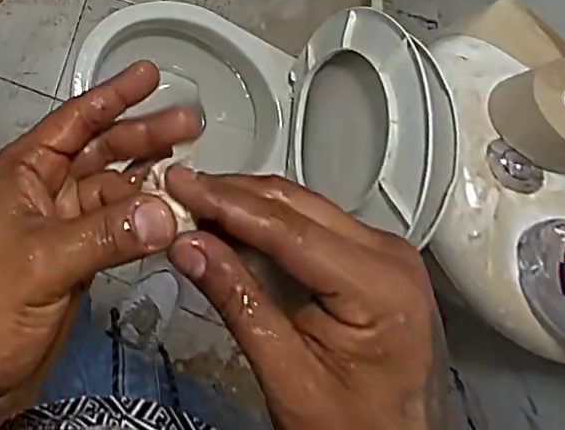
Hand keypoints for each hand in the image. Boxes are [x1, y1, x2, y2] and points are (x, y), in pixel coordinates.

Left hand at [0, 61, 201, 429]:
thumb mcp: (41, 261)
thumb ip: (105, 236)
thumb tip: (165, 212)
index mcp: (26, 169)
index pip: (76, 120)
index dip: (114, 94)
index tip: (149, 75)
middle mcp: (47, 187)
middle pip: (102, 148)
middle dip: (143, 133)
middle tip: (189, 122)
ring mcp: (65, 222)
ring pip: (115, 187)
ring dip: (150, 178)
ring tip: (191, 168)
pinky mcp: (78, 255)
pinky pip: (119, 225)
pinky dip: (145, 219)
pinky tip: (172, 214)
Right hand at [165, 169, 449, 429]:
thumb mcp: (289, 378)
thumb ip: (237, 303)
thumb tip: (188, 244)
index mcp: (382, 289)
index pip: (287, 228)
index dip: (225, 202)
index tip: (179, 185)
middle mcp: (388, 256)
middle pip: (290, 204)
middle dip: (226, 194)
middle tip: (176, 190)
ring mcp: (379, 250)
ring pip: (294, 203)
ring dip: (239, 201)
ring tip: (191, 203)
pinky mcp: (364, 253)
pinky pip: (303, 218)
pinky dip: (258, 217)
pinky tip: (225, 221)